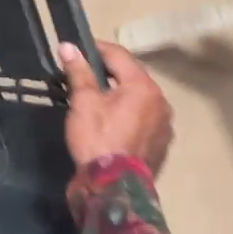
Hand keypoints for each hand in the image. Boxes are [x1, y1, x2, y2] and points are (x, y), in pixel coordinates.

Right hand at [59, 41, 172, 173]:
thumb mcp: (83, 101)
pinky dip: (127, 111)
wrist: (115, 187)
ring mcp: (164, 124)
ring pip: (138, 97)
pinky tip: (110, 119)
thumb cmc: (98, 138)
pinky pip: (143, 117)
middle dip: (107, 70)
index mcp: (144, 87)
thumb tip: (67, 46)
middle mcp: (161, 101)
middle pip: (132, 75)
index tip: (75, 50)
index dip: (95, 48)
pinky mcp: (161, 142)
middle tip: (81, 72)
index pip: (119, 55)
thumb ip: (78, 71)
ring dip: (119, 92)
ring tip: (95, 96)